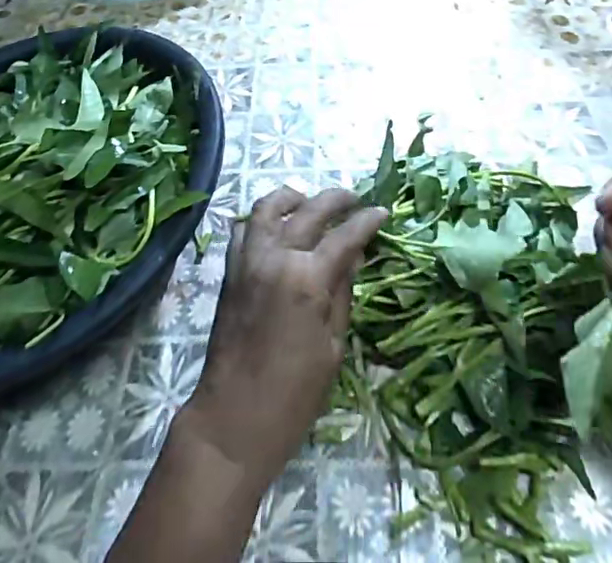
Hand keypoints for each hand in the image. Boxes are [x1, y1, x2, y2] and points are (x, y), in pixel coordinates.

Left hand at [178, 187, 387, 489]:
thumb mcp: (332, 345)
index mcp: (307, 278)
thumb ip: (341, 292)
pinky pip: (243, 229)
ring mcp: (247, 260)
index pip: (344, 237)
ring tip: (309, 200)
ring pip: (266, 209)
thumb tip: (354, 255)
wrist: (235, 413)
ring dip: (291, 198)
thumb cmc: (294, 392)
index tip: (382, 210)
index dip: (366, 222)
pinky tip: (275, 225)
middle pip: (307, 211)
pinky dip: (260, 219)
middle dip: (334, 199)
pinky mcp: (229, 270)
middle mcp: (274, 257)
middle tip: (354, 198)